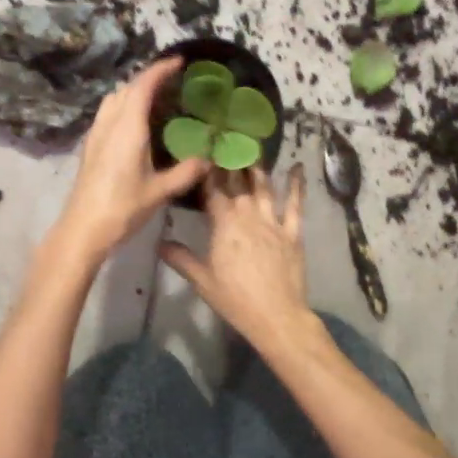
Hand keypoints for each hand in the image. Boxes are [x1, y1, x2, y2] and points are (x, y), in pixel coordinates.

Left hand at [50, 58, 209, 265]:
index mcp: (128, 128)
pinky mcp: (90, 147)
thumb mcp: (160, 191)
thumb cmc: (123, 208)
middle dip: (148, 78)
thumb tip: (209, 159)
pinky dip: (123, 107)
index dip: (160, 70)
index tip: (179, 62)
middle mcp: (109, 124)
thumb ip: (186, 172)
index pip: (143, 86)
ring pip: (113, 100)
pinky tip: (136, 124)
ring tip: (155, 99)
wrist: (83, 228)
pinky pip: (107, 114)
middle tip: (172, 81)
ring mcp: (96, 134)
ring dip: (132, 91)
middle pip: (126, 88)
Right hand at [160, 166, 314, 353]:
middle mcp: (248, 215)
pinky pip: (295, 204)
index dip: (208, 171)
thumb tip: (159, 243)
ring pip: (264, 188)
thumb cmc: (235, 299)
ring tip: (252, 150)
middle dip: (231, 163)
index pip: (213, 190)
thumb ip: (180, 258)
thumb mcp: (201, 280)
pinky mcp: (292, 232)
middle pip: (238, 184)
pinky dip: (297, 184)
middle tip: (227, 143)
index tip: (205, 152)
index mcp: (223, 224)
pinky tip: (299, 167)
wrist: (276, 315)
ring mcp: (273, 222)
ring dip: (257, 168)